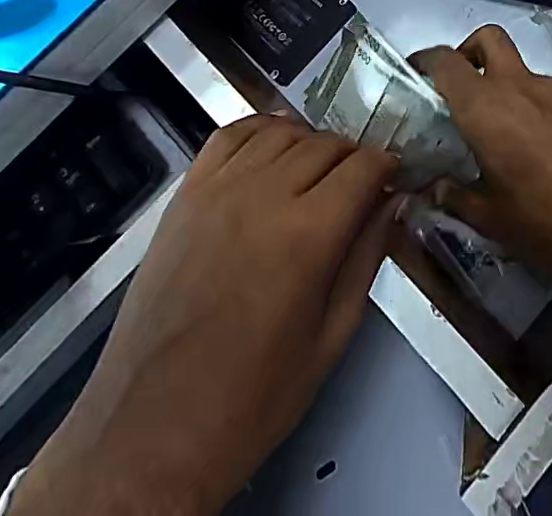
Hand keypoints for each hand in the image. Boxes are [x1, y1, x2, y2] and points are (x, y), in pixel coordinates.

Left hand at [16, 116, 396, 515]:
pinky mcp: (185, 195)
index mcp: (307, 235)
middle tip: (362, 181)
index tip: (394, 175)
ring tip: (319, 167)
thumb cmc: (253, 395)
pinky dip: (258, 130)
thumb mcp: (331, 336)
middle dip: (353, 156)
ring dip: (310, 141)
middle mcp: (262, 197)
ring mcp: (217, 190)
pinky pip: (228, 137)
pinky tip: (271, 147)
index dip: (386, 166)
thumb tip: (392, 204)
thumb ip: (366, 257)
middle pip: (324, 145)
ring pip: (279, 133)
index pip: (362, 169)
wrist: (157, 421)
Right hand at [414, 26, 551, 390]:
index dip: (420, 63)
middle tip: (451, 96)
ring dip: (496, 84)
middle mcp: (520, 87)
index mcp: (487, 108)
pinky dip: (525, 105)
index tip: (408, 82)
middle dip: (462, 53)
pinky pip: (542, 92)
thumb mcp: (497, 223)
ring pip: (516, 67)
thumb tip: (431, 188)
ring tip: (490, 135)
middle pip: (485, 39)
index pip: (443, 61)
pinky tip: (531, 153)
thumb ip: (456, 198)